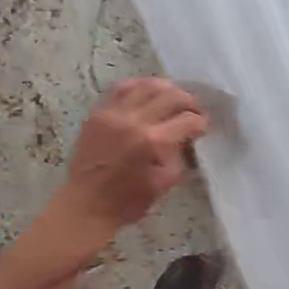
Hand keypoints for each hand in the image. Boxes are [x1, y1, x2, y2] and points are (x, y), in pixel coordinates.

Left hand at [46, 78, 207, 250]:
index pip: (187, 120)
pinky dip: (138, 86)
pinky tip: (147, 93)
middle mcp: (134, 120)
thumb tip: (186, 138)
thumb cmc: (127, 200)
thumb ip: (179, 156)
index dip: (200, 123)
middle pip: (170, 95)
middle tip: (193, 110)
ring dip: (166, 88)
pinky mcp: (98, 112)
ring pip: (146, 85)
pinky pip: (121, 88)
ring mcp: (113, 113)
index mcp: (152, 141)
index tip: (203, 128)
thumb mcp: (164, 183)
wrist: (86, 204)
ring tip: (172, 97)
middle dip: (188, 101)